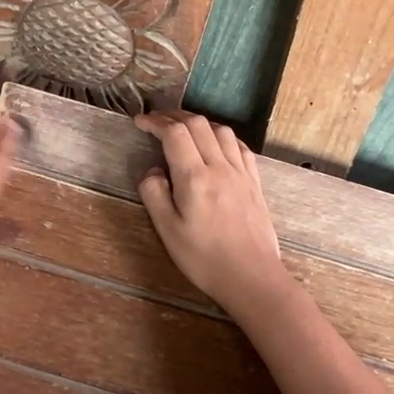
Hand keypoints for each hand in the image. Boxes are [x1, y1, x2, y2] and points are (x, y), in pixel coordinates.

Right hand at [134, 111, 291, 313]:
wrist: (251, 277)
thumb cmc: (204, 259)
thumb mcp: (167, 230)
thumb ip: (154, 195)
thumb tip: (153, 171)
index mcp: (194, 178)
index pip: (174, 133)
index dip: (154, 122)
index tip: (139, 122)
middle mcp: (220, 167)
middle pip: (198, 124)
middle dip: (174, 117)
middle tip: (156, 122)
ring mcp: (241, 173)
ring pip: (221, 130)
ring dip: (199, 123)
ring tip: (183, 130)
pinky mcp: (254, 182)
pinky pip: (240, 146)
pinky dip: (222, 137)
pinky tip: (215, 145)